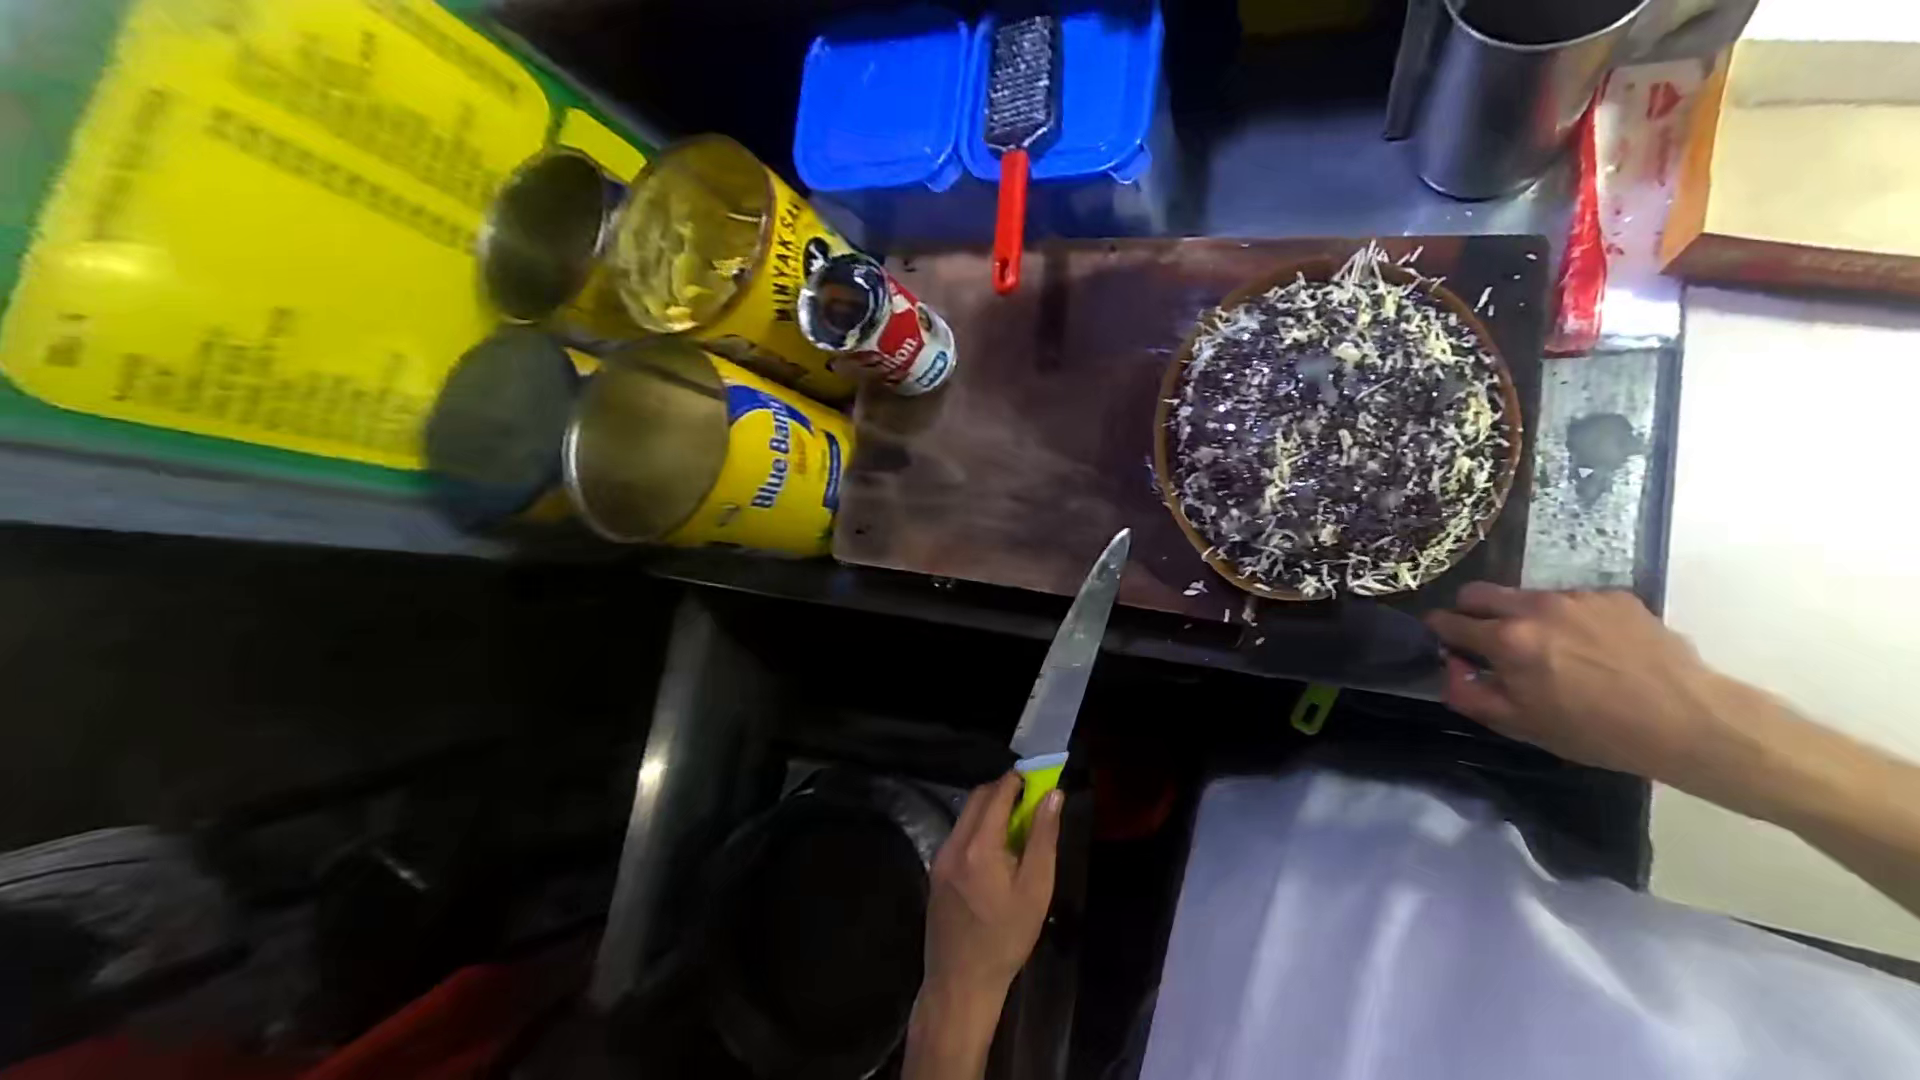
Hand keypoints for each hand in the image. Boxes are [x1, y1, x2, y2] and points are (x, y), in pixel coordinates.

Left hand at [924, 772, 1062, 997]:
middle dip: (1003, 790)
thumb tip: (1052, 796)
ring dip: (990, 809)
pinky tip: (996, 851)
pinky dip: (978, 828)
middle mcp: (953, 843)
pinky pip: (958, 834)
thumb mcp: (1036, 889)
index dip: (1018, 780)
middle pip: (977, 798)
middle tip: (1030, 799)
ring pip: (966, 815)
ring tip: (1017, 826)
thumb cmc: (1006, 938)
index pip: (997, 793)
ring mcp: (940, 856)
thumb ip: (1043, 838)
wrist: (961, 982)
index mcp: (978, 845)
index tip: (1037, 778)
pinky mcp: (935, 870)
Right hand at [1425, 583, 1743, 783]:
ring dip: (1523, 616)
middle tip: (1488, 640)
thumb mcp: (1519, 724)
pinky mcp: (1614, 597)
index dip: (1440, 633)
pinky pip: (1573, 601)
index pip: (1447, 620)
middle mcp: (1534, 608)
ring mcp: (1577, 598)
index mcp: (1505, 639)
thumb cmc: (1597, 731)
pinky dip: (1570, 619)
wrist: (1695, 724)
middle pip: (1477, 592)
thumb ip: (1467, 693)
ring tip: (1553, 648)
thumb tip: (1450, 666)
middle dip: (1471, 612)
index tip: (1448, 645)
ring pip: (1526, 596)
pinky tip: (1594, 647)